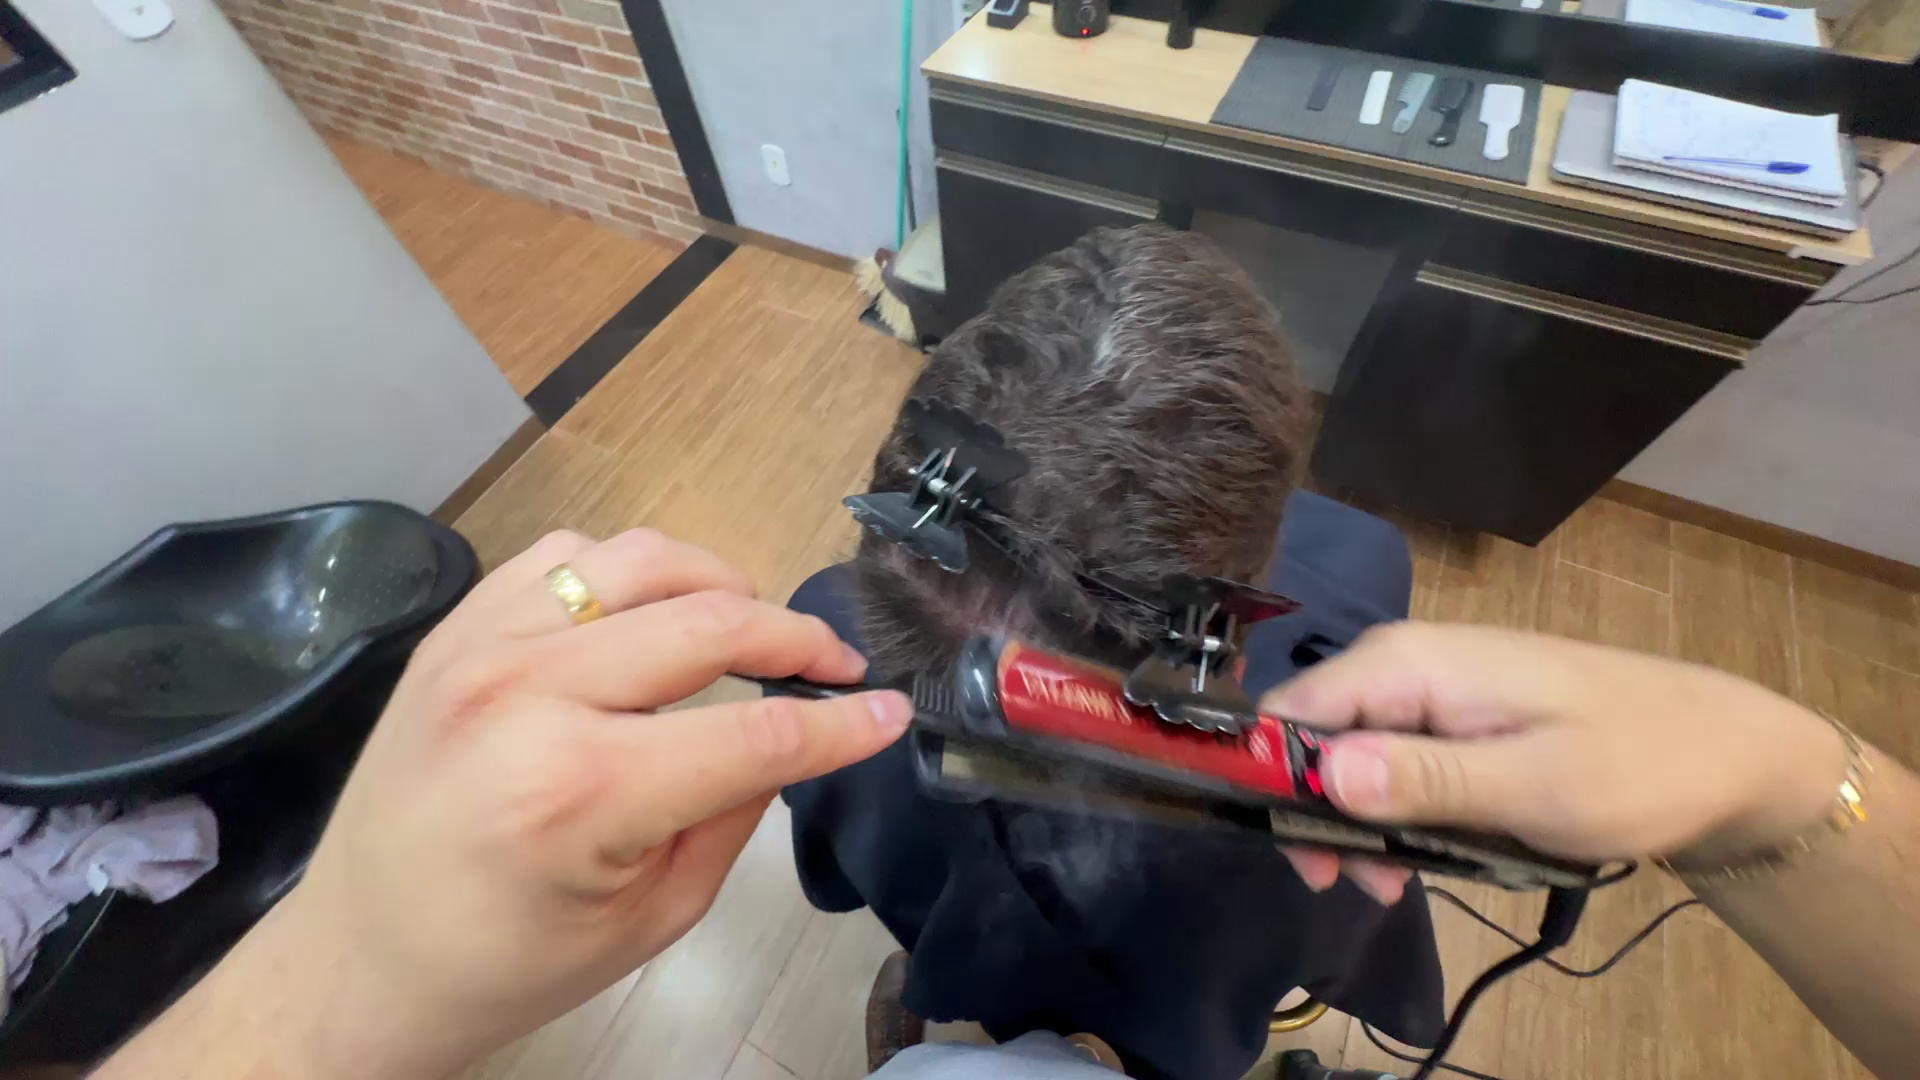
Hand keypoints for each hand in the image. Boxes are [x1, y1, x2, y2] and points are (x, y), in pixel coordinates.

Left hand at [251, 529, 909, 1076]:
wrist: (353, 962)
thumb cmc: (515, 960)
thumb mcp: (662, 912)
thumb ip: (739, 807)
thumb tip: (793, 730)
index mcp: (580, 793)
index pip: (756, 737)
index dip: (840, 725)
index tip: (889, 712)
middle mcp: (528, 696)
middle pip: (714, 625)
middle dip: (801, 639)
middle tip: (835, 666)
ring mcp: (484, 644)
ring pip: (650, 559)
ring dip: (725, 587)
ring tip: (749, 628)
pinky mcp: (459, 624)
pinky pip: (576, 553)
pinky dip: (638, 572)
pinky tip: (652, 614)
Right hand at [1259, 623, 1846, 904]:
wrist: (1727, 749)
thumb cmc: (1639, 765)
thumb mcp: (1537, 787)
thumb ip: (1427, 778)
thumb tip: (1325, 776)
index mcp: (1402, 664)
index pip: (1289, 709)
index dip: (1270, 775)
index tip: (1301, 851)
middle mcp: (1393, 662)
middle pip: (1308, 732)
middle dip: (1317, 808)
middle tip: (1353, 882)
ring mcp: (1415, 683)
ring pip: (1341, 748)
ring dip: (1354, 817)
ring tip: (1394, 881)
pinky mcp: (1436, 709)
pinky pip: (1380, 753)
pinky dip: (1385, 806)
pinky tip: (1415, 849)